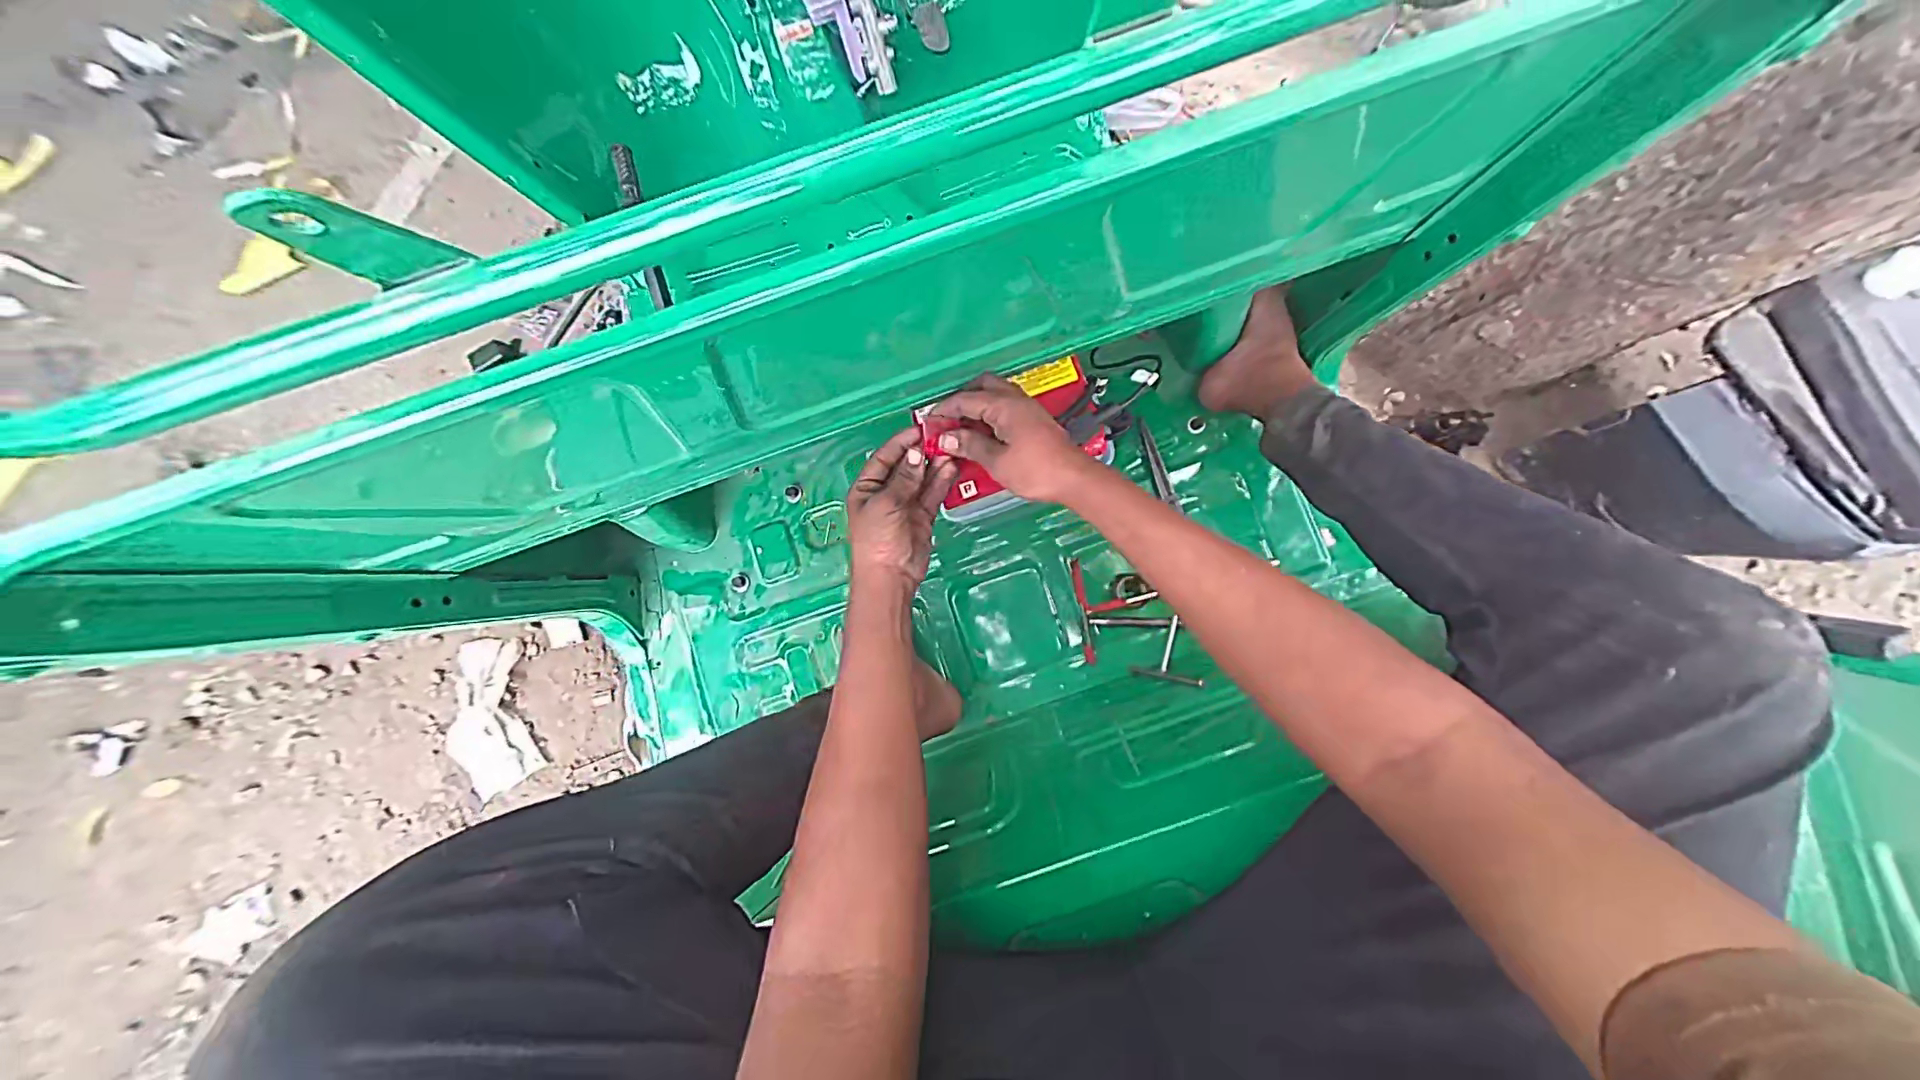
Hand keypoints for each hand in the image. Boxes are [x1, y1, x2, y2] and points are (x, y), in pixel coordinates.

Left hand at [847, 427, 957, 587]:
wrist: (890, 576)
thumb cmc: (877, 540)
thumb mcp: (886, 503)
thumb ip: (904, 478)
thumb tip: (917, 453)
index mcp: (866, 487)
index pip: (884, 457)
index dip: (901, 442)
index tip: (920, 429)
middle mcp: (885, 493)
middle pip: (906, 466)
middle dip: (922, 452)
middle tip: (941, 437)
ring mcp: (905, 504)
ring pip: (922, 479)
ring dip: (935, 465)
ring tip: (951, 449)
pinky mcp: (922, 516)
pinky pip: (933, 494)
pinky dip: (942, 481)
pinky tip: (952, 468)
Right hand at [927, 374, 1099, 502]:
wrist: (1074, 479)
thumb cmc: (1035, 471)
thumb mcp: (997, 461)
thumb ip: (970, 445)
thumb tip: (947, 437)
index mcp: (1003, 405)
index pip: (965, 399)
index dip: (943, 410)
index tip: (928, 423)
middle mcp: (1015, 399)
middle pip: (981, 386)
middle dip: (960, 400)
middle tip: (946, 421)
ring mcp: (1027, 407)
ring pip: (994, 395)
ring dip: (975, 406)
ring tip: (960, 428)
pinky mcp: (1033, 419)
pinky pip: (1004, 407)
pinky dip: (988, 415)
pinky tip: (981, 434)